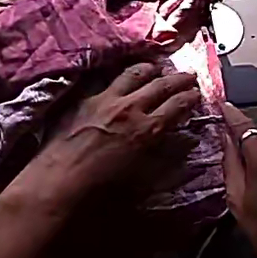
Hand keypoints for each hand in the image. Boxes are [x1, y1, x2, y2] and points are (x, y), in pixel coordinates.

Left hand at [6, 63, 201, 210]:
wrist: (59, 179)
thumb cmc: (102, 189)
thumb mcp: (143, 178)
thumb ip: (168, 157)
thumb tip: (187, 141)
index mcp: (147, 129)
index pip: (177, 105)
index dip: (190, 98)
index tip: (197, 94)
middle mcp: (130, 108)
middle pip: (161, 85)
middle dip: (179, 78)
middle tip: (188, 75)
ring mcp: (106, 99)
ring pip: (134, 73)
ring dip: (150, 69)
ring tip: (157, 68)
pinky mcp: (86, 99)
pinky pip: (109, 80)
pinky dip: (122, 77)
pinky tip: (122, 78)